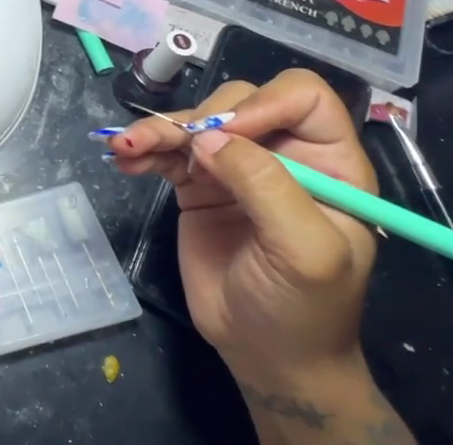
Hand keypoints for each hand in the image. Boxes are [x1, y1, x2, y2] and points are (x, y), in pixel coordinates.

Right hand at [104, 71, 377, 379]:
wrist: (266, 354)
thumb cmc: (305, 307)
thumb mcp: (303, 251)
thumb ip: (266, 186)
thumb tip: (208, 139)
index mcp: (329, 164)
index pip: (303, 98)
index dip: (264, 102)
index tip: (228, 133)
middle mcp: (283, 155)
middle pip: (238, 101)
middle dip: (200, 117)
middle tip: (176, 146)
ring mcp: (236, 168)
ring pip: (195, 122)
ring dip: (156, 130)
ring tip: (126, 147)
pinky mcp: (197, 184)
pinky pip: (166, 150)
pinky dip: (141, 149)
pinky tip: (123, 161)